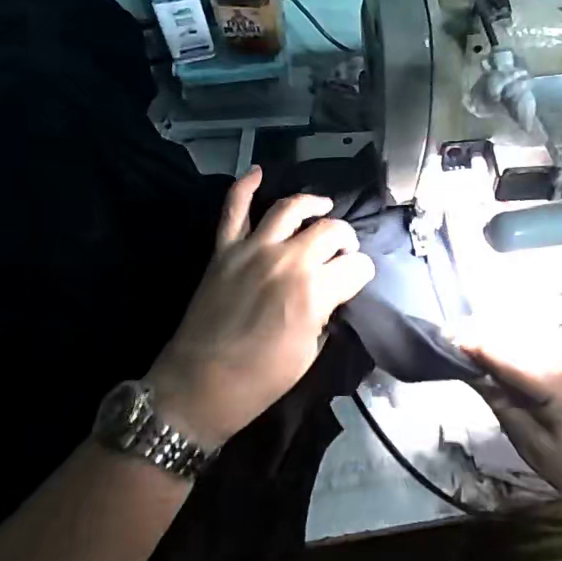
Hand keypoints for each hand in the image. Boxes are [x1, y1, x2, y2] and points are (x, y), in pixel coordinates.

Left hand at [148, 167, 374, 444]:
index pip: (356, 266)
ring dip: (312, 204)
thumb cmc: (261, 380)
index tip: (359, 280)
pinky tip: (258, 173)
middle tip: (344, 253)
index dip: (363, 273)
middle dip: (346, 240)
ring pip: (291, 208)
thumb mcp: (311, 352)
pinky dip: (245, 187)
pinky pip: (233, 209)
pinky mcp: (224, 250)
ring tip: (322, 207)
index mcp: (314, 291)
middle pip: (331, 230)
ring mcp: (253, 250)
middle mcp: (288, 260)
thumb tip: (333, 294)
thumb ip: (326, 313)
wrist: (198, 387)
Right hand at [460, 328, 561, 528]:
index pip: (500, 348)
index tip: (441, 339)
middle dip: (484, 335)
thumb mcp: (533, 443)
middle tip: (453, 342)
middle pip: (515, 332)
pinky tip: (514, 355)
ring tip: (478, 348)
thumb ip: (499, 399)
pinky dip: (528, 342)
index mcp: (558, 375)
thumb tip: (469, 369)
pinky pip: (551, 336)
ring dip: (506, 336)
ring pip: (532, 330)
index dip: (468, 341)